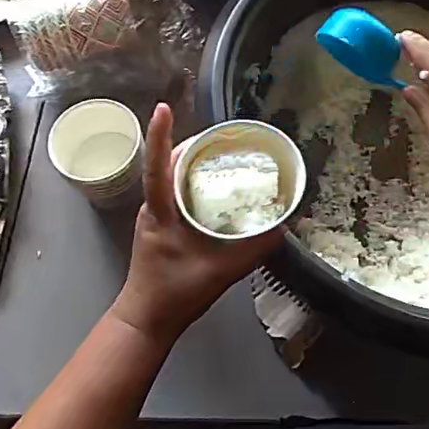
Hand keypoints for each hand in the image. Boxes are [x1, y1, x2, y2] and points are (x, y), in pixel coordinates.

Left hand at [110, 103, 280, 343]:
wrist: (146, 321)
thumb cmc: (174, 294)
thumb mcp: (220, 271)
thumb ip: (252, 250)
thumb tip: (282, 226)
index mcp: (160, 213)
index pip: (157, 167)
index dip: (160, 136)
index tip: (163, 107)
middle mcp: (153, 208)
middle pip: (168, 164)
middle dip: (192, 143)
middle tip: (224, 134)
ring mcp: (155, 216)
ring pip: (172, 178)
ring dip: (194, 162)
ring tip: (226, 153)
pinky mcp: (161, 226)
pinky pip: (176, 192)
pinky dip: (195, 181)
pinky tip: (217, 187)